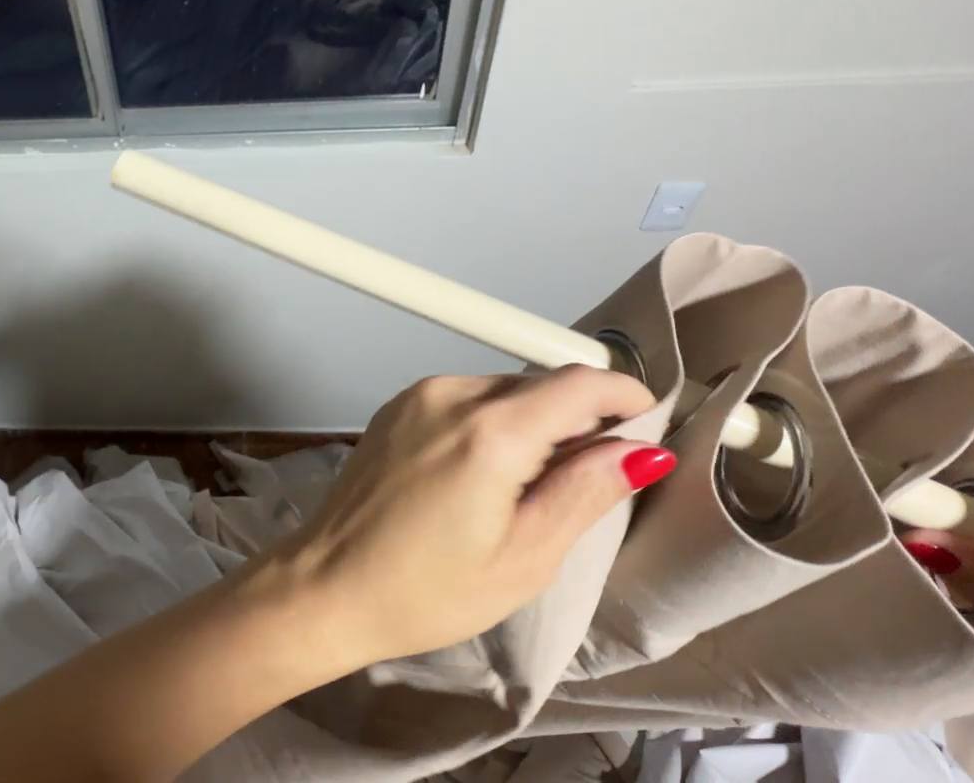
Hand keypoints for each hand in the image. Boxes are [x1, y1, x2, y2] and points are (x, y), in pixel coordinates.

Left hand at [265, 366, 670, 668]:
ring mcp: (417, 395)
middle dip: (577, 418)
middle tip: (586, 478)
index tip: (647, 424)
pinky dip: (491, 422)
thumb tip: (643, 449)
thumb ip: (586, 491)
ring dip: (532, 421)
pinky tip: (482, 474)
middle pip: (540, 383)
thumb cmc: (427, 591)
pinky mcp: (396, 406)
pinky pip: (465, 398)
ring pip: (502, 389)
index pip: (579, 382)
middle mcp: (450, 394)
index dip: (625, 396)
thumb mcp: (525, 557)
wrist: (326, 586)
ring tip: (526, 488)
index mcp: (489, 431)